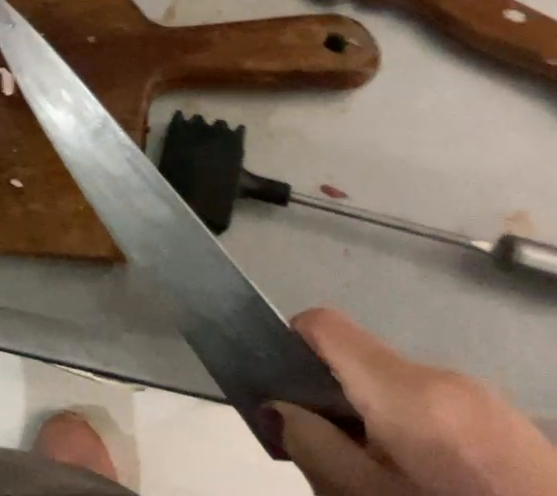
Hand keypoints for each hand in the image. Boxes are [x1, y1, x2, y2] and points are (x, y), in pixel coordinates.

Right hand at [276, 307, 556, 495]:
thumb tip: (277, 408)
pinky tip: (443, 482)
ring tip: (395, 478)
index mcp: (404, 386)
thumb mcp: (361, 493)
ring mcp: (494, 406)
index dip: (290, 345)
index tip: (288, 393)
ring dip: (385, 423)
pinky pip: (448, 414)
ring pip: (405, 394)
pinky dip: (428, 438)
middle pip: (363, 366)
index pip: (321, 323)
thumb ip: (309, 442)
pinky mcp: (524, 432)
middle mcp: (447, 379)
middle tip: (340, 457)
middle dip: (339, 402)